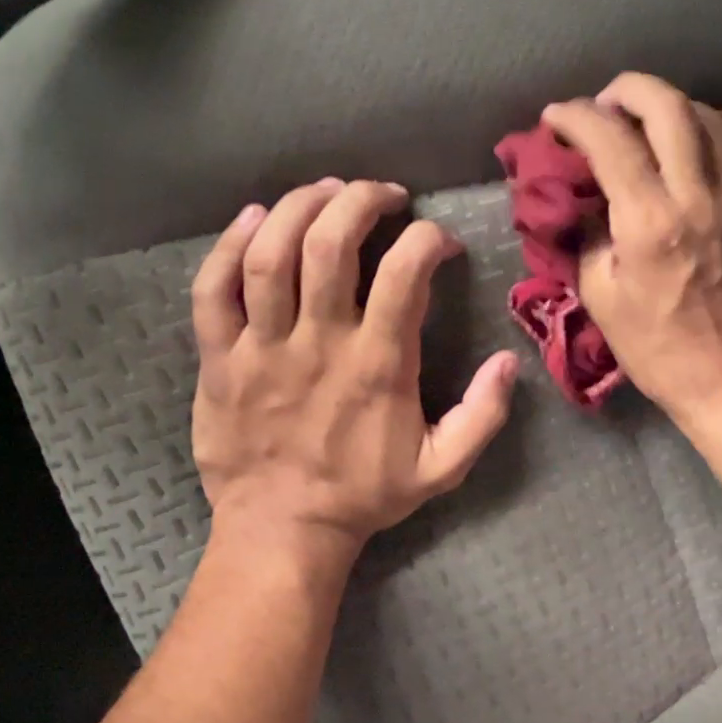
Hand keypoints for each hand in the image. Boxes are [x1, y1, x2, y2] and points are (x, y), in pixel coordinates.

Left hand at [190, 178, 517, 570]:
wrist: (282, 532)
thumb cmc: (366, 495)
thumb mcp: (444, 466)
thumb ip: (484, 415)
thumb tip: (510, 361)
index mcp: (378, 365)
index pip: (403, 274)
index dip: (427, 240)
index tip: (441, 241)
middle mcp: (318, 344)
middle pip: (328, 246)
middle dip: (358, 202)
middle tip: (384, 194)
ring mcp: (261, 348)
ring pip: (269, 256)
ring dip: (298, 208)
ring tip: (327, 190)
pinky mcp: (219, 359)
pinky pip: (212, 290)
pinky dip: (228, 246)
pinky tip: (253, 218)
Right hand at [542, 73, 721, 425]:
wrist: (719, 375)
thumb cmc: (651, 344)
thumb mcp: (598, 292)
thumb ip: (585, 232)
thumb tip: (576, 192)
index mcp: (648, 222)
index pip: (609, 139)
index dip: (574, 116)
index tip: (556, 118)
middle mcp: (695, 199)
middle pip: (668, 107)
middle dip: (628, 89)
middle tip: (605, 102)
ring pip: (713, 120)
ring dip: (675, 106)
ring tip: (650, 119)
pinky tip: (707, 138)